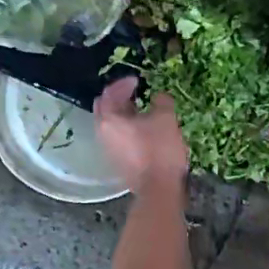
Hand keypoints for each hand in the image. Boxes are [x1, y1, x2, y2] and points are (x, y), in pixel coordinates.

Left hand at [94, 75, 188, 192]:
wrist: (158, 188)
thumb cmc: (160, 150)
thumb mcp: (166, 119)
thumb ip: (161, 101)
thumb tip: (158, 97)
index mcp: (109, 119)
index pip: (110, 93)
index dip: (124, 83)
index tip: (138, 80)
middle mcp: (102, 132)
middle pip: (105, 108)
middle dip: (118, 98)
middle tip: (135, 93)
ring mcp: (107, 148)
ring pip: (111, 124)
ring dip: (123, 114)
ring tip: (141, 110)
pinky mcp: (116, 160)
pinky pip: (117, 137)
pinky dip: (127, 128)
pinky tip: (143, 129)